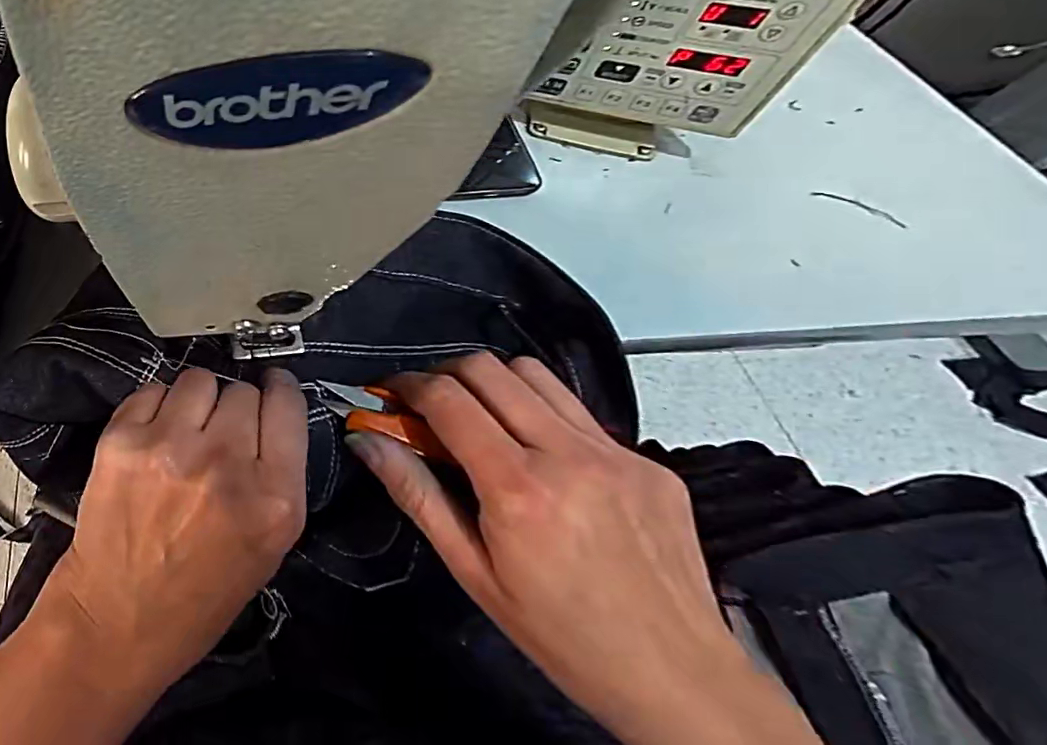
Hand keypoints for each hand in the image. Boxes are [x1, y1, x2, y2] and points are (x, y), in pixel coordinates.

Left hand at [35, 367, 307, 693]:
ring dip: (196, 401)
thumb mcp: (270, 545)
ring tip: (185, 434)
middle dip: (235, 410)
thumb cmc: (199, 595)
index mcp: (273, 498)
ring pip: (199, 380)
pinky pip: (153, 389)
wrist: (116, 623)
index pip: (288, 404)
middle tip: (219, 437)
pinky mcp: (122, 441)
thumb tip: (274, 412)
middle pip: (243, 391)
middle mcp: (224, 464)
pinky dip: (156, 408)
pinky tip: (153, 440)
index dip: (280, 391)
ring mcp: (170, 448)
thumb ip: (280, 476)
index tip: (273, 387)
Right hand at [346, 353, 818, 744]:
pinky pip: (578, 410)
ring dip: (493, 383)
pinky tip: (543, 456)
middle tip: (431, 405)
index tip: (391, 393)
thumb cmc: (563, 638)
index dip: (408, 385)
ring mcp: (614, 452)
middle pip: (487, 368)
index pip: (448, 399)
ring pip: (534, 372)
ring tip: (483, 419)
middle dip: (445, 373)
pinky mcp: (646, 459)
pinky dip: (542, 413)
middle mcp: (567, 455)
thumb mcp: (474, 574)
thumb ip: (416, 495)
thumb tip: (367, 441)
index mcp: (518, 488)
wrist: (679, 678)